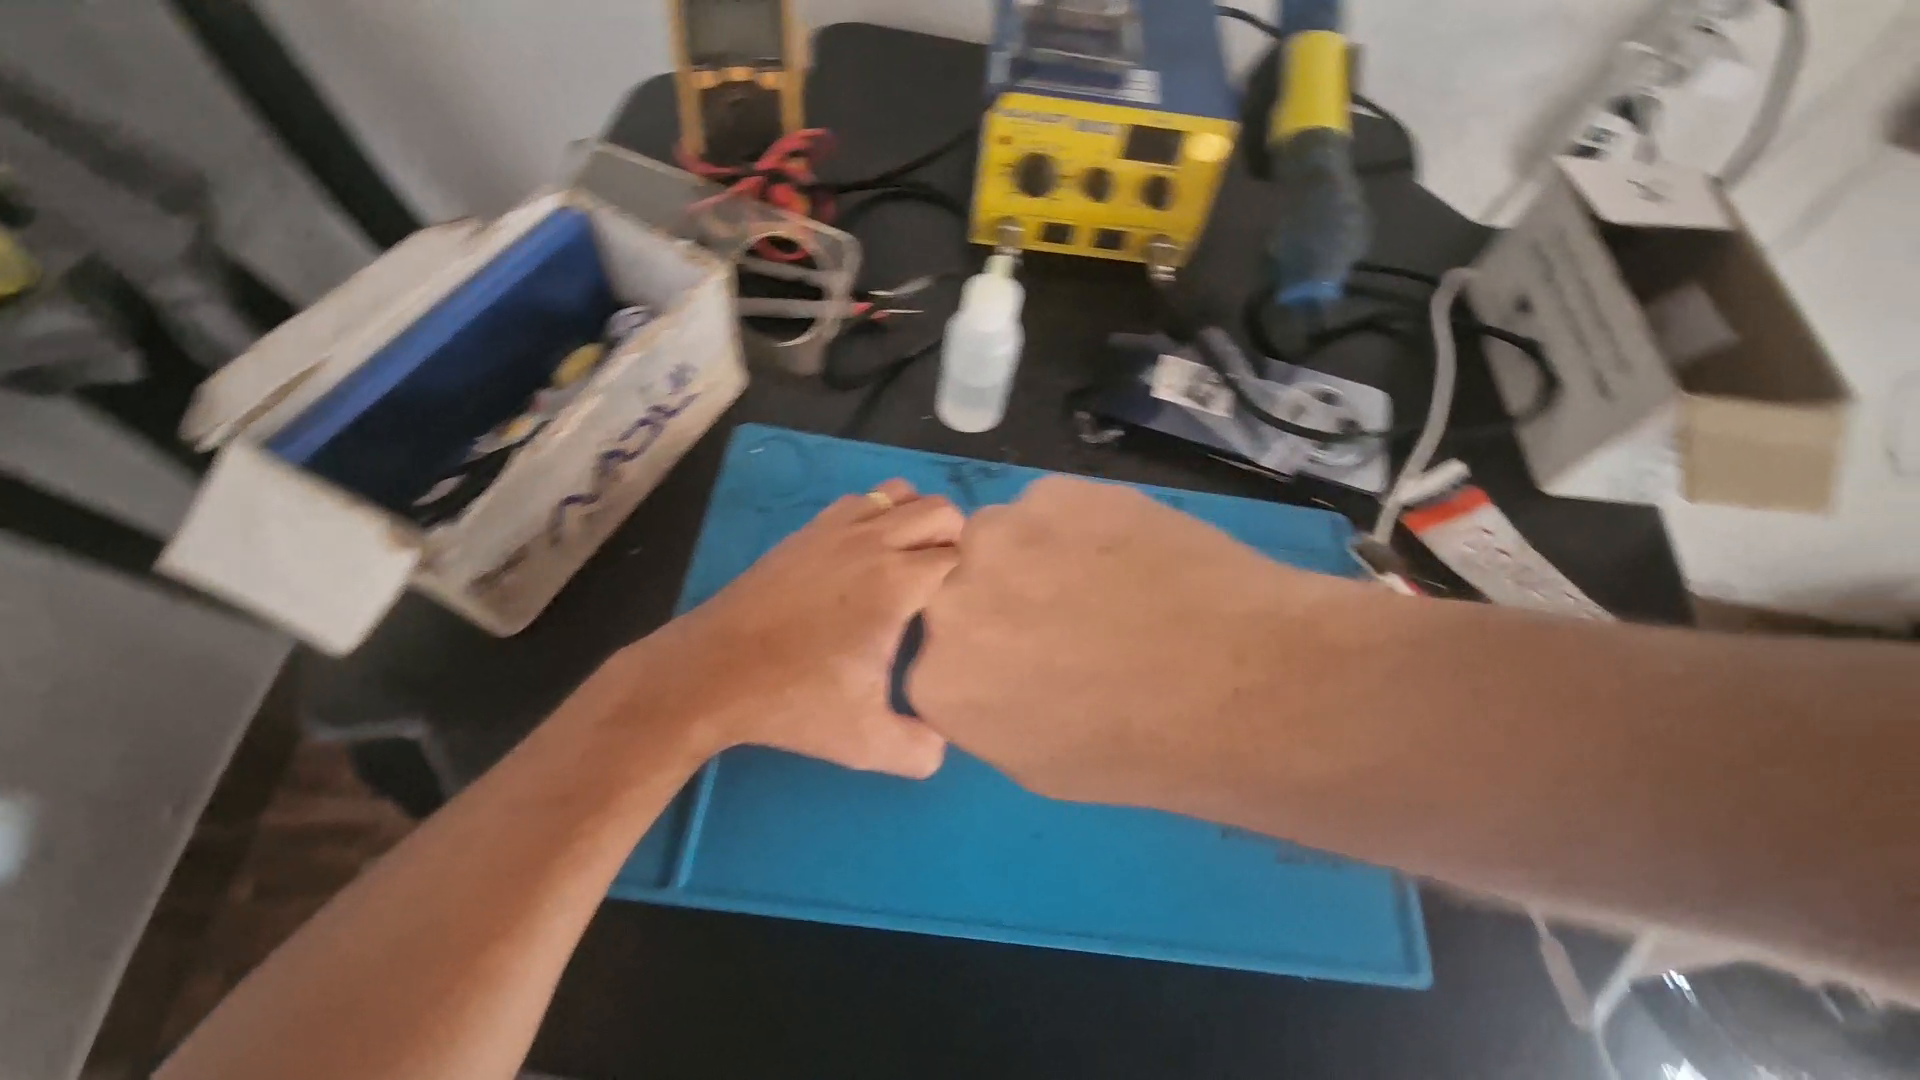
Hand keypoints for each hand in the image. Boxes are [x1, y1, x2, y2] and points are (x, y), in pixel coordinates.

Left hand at [608, 479, 959, 777]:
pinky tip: (872, 554)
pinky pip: (861, 500)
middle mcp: (872, 542)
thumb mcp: (866, 743)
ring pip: (901, 493)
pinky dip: (881, 513)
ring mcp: (836, 529)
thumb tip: (944, 742)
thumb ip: (920, 749)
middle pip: (941, 510)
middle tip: (951, 586)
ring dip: (920, 518)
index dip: (976, 579)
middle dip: (958, 540)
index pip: (962, 555)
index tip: (971, 609)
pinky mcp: (807, 530)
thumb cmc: (793, 702)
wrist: (712, 673)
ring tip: (917, 561)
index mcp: (896, 583)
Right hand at [911, 475, 1365, 805]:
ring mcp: (1004, 536)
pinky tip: (1131, 557)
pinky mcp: (1058, 493)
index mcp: (939, 679)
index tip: (1029, 667)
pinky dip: (1078, 528)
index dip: (987, 660)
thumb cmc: (1145, 749)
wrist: (1244, 680)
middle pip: (958, 589)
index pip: (937, 658)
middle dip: (999, 605)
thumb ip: (987, 709)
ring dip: (1033, 559)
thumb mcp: (1039, 763)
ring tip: (1105, 584)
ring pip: (1002, 540)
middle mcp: (951, 599)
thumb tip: (992, 669)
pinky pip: (1051, 509)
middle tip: (1066, 621)